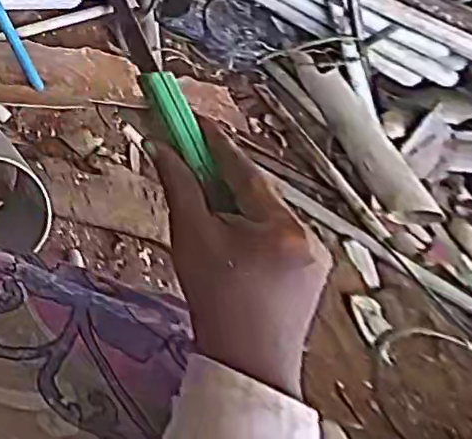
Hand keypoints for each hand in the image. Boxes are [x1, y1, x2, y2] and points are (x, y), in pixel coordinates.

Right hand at [153, 117, 330, 399]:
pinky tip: (218, 225)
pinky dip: (240, 217)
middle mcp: (307, 235)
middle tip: (181, 155)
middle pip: (252, 186)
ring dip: (226, 195)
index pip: (241, 166)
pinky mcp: (306, 269)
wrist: (245, 357)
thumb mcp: (190, 230)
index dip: (210, 138)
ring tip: (196, 199)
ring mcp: (311, 254)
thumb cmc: (216, 293)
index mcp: (283, 225)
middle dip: (215, 170)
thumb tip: (160, 146)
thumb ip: (178, 182)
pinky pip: (269, 228)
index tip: (188, 115)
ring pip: (259, 207)